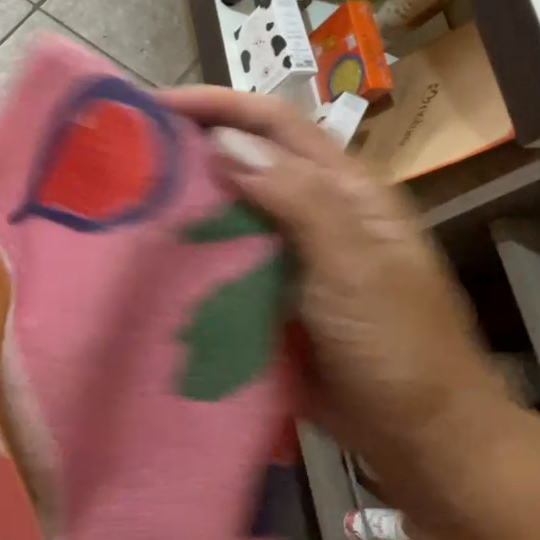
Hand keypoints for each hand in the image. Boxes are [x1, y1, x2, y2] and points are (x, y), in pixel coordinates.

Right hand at [160, 87, 511, 461]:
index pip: (276, 125)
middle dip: (187, 144)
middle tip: (123, 146)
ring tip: (122, 192)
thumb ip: (297, 201)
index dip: (218, 105)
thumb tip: (224, 141)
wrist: (417, 435)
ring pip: (225, 205)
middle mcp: (313, 211)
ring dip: (179, 194)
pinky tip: (145, 248)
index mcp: (346, 192)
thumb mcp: (354, 267)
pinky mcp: (262, 291)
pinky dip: (181, 243)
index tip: (151, 104)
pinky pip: (215, 253)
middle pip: (245, 158)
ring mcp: (286, 253)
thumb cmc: (397, 346)